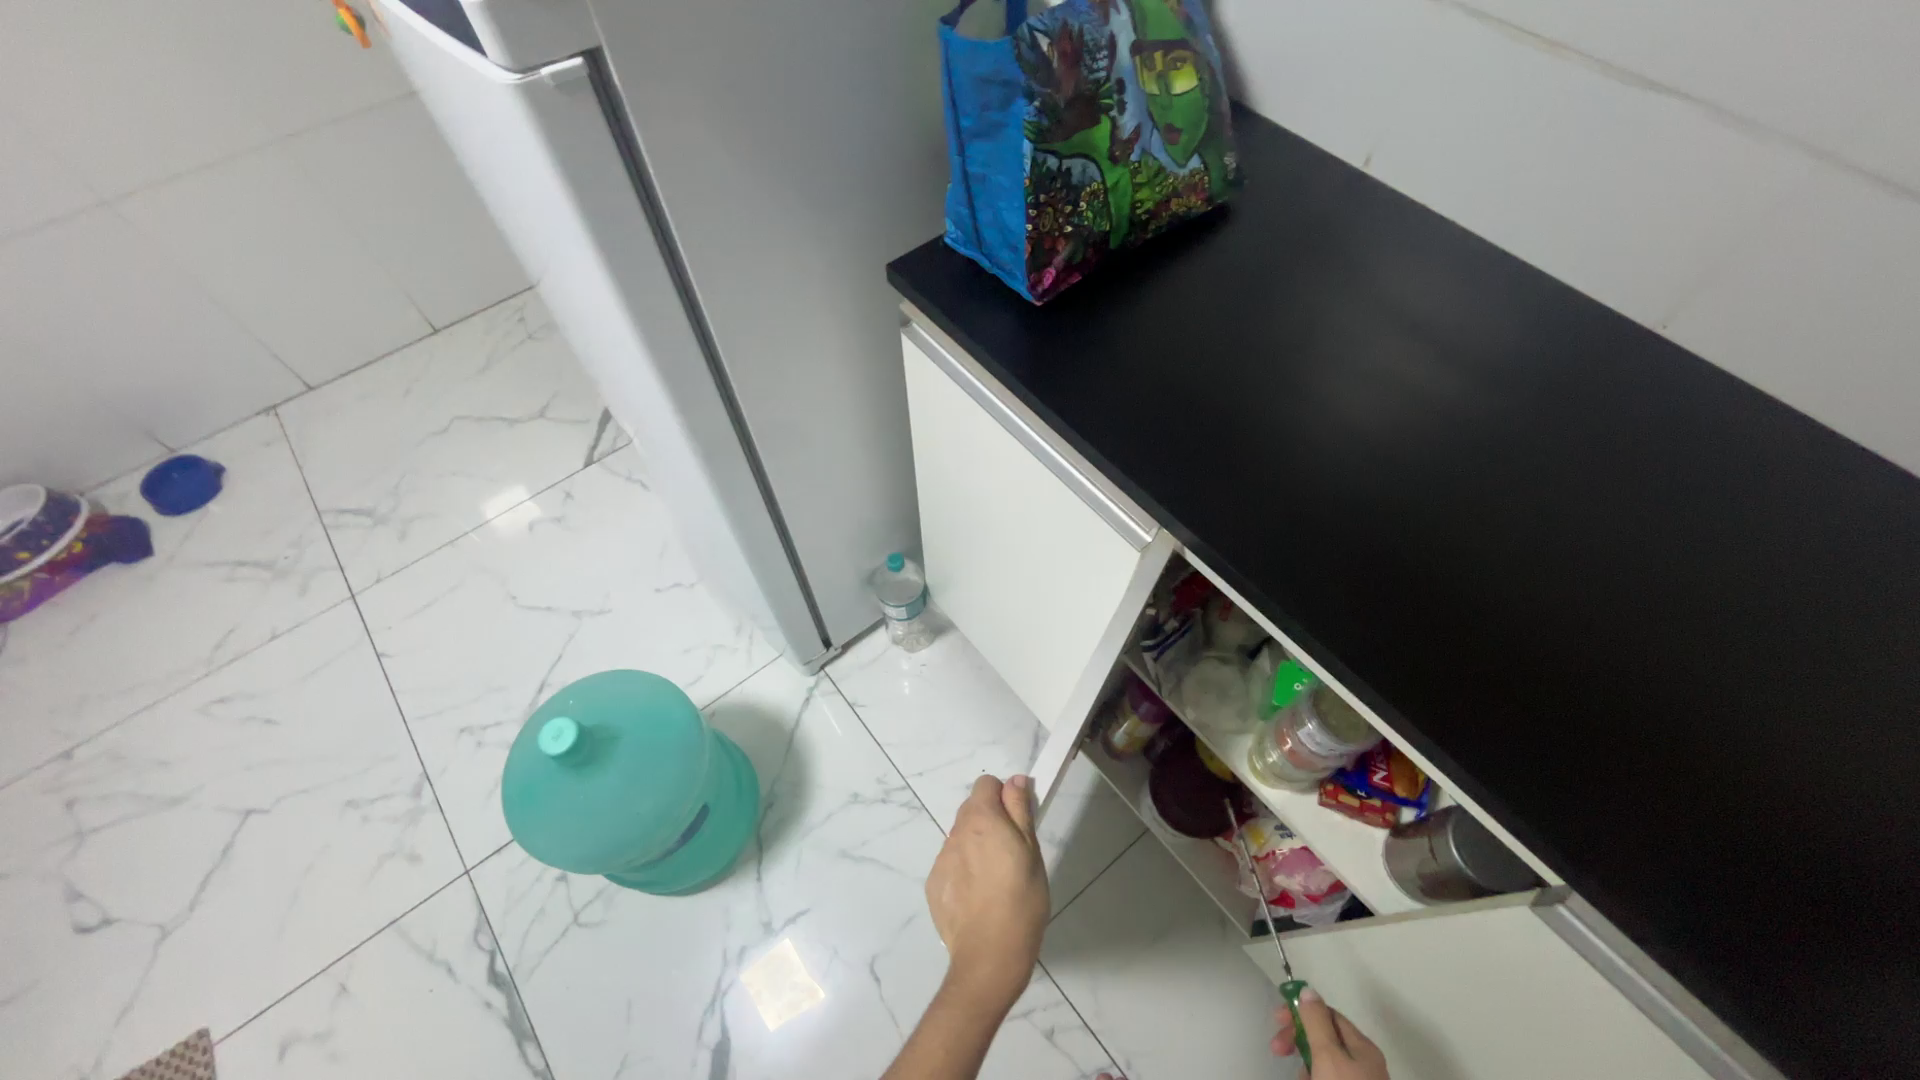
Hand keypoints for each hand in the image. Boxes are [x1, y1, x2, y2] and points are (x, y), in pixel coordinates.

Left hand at [925, 774, 1049, 1009]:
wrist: (989, 955)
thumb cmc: (1021, 900)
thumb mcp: (1031, 851)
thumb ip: (1020, 810)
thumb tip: (1015, 780)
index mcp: (981, 819)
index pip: (985, 784)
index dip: (1003, 796)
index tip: (1017, 820)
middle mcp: (955, 833)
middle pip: (972, 810)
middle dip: (990, 820)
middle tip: (1012, 852)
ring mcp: (941, 859)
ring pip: (961, 839)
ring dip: (976, 846)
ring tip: (996, 880)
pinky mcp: (933, 884)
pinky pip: (951, 864)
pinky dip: (964, 871)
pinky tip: (979, 897)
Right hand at [1272, 988, 1389, 1078]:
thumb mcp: (1327, 1055)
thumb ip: (1316, 1022)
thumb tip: (1308, 990)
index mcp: (1362, 1047)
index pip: (1328, 1014)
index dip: (1301, 1011)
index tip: (1276, 1020)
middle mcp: (1363, 1063)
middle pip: (1325, 1037)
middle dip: (1298, 1039)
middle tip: (1277, 1050)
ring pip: (1323, 1062)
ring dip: (1304, 1064)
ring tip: (1297, 1077)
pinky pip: (1326, 1079)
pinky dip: (1313, 1078)